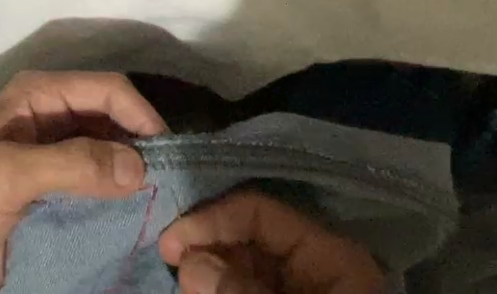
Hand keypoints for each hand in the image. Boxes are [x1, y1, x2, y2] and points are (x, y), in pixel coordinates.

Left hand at [0, 72, 167, 293]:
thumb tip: (139, 164)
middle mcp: (43, 121)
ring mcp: (44, 163)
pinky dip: (114, 200)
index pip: (103, 89)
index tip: (170, 156)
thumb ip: (72, 163)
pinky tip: (135, 218)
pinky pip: (91, 191)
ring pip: (103, 155)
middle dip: (139, 143)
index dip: (139, 114)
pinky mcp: (44, 203)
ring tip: (164, 202)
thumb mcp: (7, 175)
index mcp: (32, 97)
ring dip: (130, 173)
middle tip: (173, 183)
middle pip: (107, 119)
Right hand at [160, 190, 384, 293]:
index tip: (169, 247)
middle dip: (209, 251)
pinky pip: (250, 293)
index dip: (210, 220)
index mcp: (328, 255)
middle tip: (173, 273)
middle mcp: (317, 268)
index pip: (258, 211)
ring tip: (184, 288)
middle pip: (250, 239)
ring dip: (213, 276)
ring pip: (246, 271)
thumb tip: (190, 263)